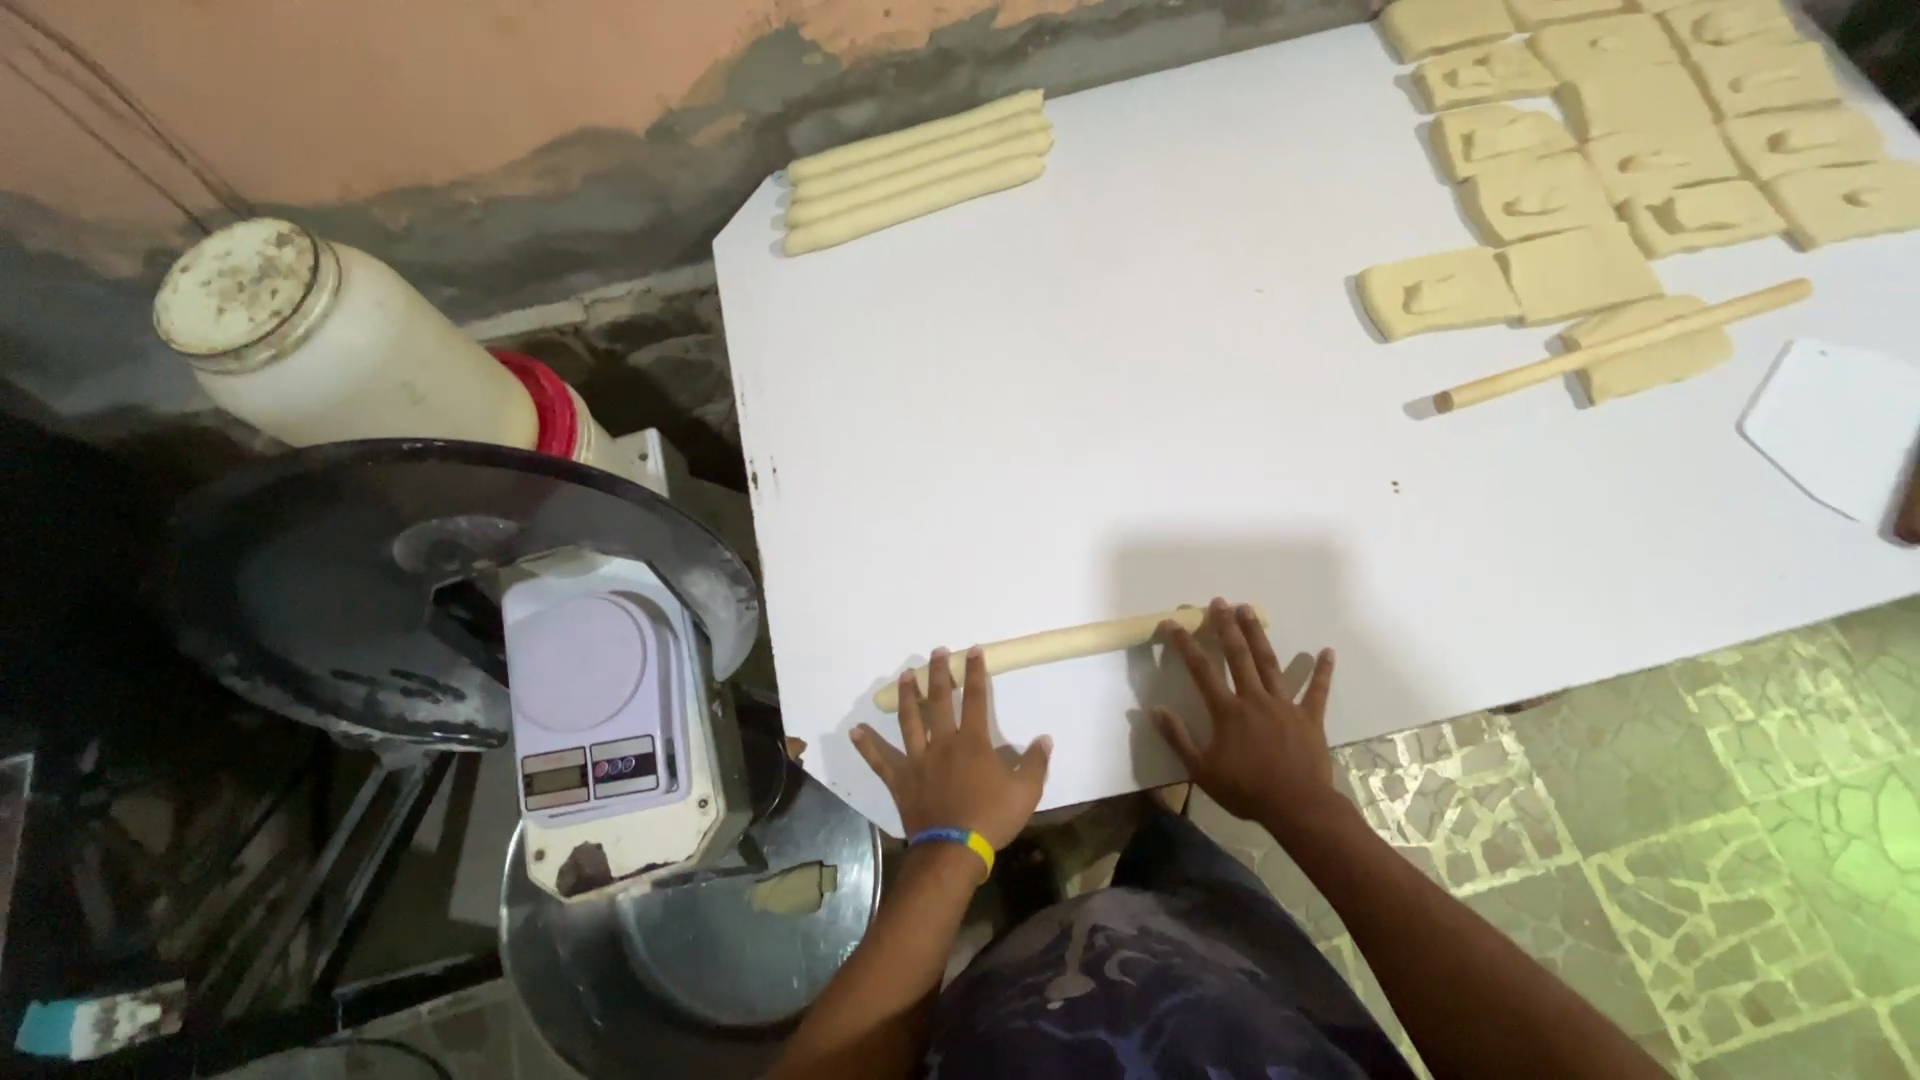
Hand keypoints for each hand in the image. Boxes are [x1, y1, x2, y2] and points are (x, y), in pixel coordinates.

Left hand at [852, 647, 1051, 850]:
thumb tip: (1044, 739)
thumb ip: (1035, 762)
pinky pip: (879, 760)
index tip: (973, 651)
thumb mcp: (1026, 792)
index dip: (975, 673)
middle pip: (939, 701)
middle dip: (938, 674)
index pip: (976, 699)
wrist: (955, 849)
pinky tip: (855, 730)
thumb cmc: (991, 818)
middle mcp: (943, 743)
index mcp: (973, 742)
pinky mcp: (900, 780)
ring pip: (909, 721)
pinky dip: (866, 745)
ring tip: (904, 675)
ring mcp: (918, 760)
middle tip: (935, 653)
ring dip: (907, 696)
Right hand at [1154, 599, 1348, 837]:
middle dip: (1226, 627)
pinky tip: (1327, 652)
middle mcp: (1254, 699)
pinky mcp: (1309, 718)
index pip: (1201, 671)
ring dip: (1258, 635)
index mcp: (1227, 712)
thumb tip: (1155, 710)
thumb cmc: (1246, 790)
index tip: (1173, 624)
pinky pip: (1317, 691)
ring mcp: (1284, 706)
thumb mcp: (1201, 770)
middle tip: (1219, 602)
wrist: (1296, 807)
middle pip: (1238, 656)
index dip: (1185, 645)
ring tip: (1249, 610)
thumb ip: (1178, 739)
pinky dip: (1321, 671)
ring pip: (1270, 663)